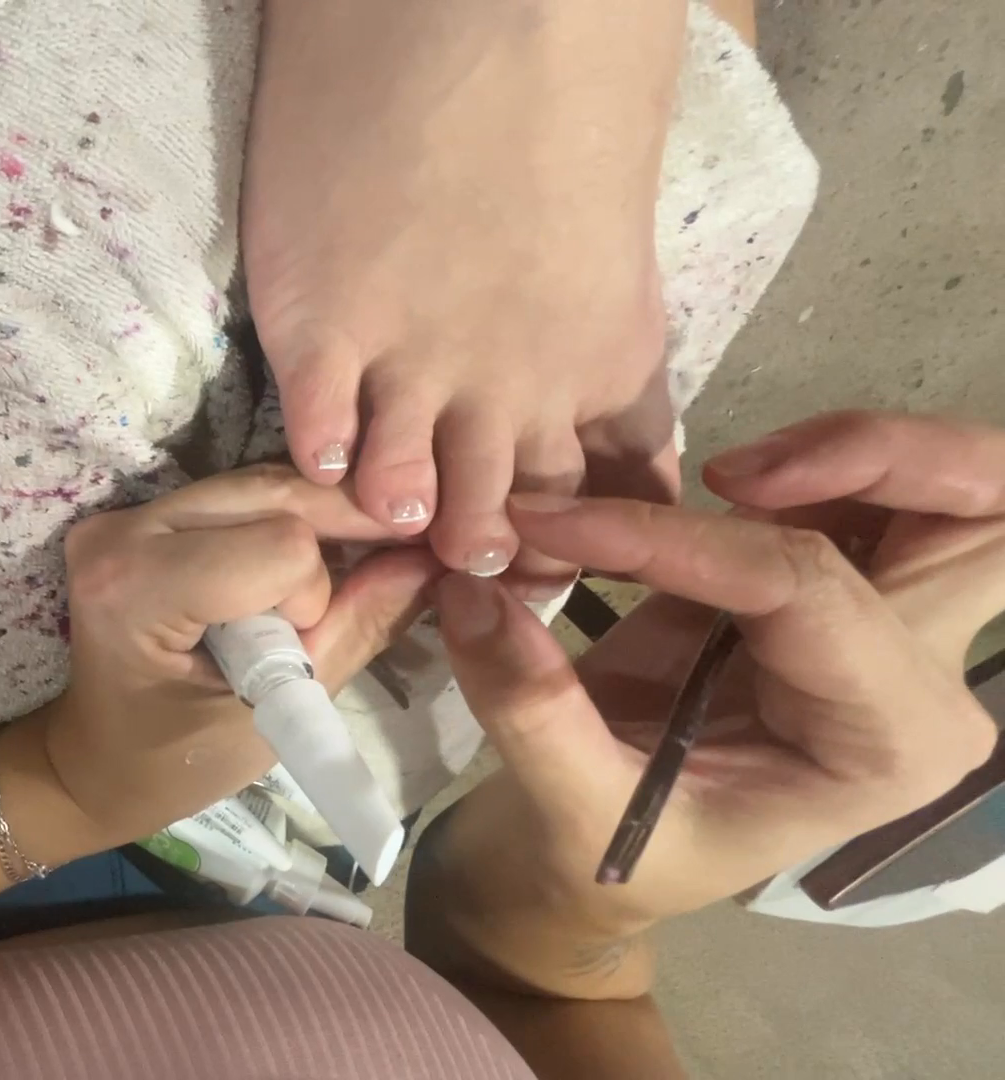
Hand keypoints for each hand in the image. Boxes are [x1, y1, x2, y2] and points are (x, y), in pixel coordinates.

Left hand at [44, 465, 443, 843]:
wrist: (95, 758)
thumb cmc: (174, 759)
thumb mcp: (273, 713)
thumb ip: (352, 629)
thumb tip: (429, 562)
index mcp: (136, 587)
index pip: (278, 546)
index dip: (313, 592)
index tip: (300, 641)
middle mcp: (118, 533)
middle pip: (267, 492)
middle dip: (335, 526)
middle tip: (391, 554)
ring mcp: (119, 518)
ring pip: (251, 483)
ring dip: (310, 520)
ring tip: (348, 561)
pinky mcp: (131, 517)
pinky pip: (229, 496)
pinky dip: (277, 519)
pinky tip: (305, 554)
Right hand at [243, 0, 682, 590]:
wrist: (459, 13)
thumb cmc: (551, 102)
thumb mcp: (618, 246)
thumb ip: (606, 347)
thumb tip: (603, 421)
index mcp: (589, 356)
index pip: (592, 488)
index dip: (567, 537)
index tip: (540, 557)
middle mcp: (501, 382)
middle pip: (495, 510)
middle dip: (483, 553)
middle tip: (457, 566)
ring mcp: (403, 363)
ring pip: (404, 494)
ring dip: (400, 516)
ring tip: (391, 517)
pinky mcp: (317, 333)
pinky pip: (315, 436)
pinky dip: (318, 461)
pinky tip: (318, 460)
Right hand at [422, 410, 1002, 994]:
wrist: (598, 854)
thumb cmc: (604, 850)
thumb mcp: (567, 797)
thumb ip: (527, 702)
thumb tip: (470, 589)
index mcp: (876, 740)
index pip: (800, 589)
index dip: (664, 539)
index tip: (544, 519)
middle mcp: (900, 679)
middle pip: (983, 525)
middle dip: (884, 461)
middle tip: (730, 470)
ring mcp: (859, 636)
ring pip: (938, 501)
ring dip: (843, 459)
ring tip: (710, 475)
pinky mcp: (795, 607)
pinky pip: (831, 509)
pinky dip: (775, 478)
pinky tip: (679, 497)